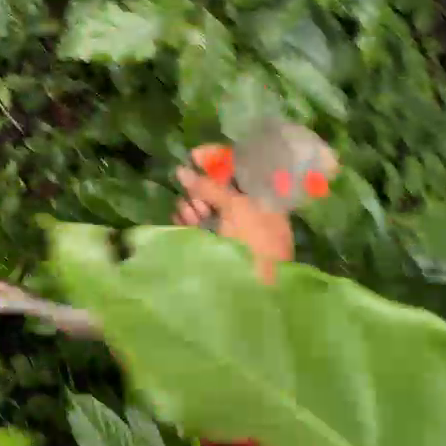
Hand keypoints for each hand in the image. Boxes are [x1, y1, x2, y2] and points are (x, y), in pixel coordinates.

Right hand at [174, 146, 293, 283]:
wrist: (255, 289)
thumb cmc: (256, 243)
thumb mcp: (237, 208)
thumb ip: (210, 186)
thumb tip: (181, 170)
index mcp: (264, 196)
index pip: (240, 166)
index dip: (217, 159)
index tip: (194, 156)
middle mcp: (247, 207)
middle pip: (216, 183)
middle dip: (201, 184)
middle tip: (197, 196)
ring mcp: (228, 224)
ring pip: (202, 200)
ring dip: (193, 202)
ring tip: (193, 214)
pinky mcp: (211, 238)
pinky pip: (194, 218)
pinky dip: (187, 216)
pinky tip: (185, 220)